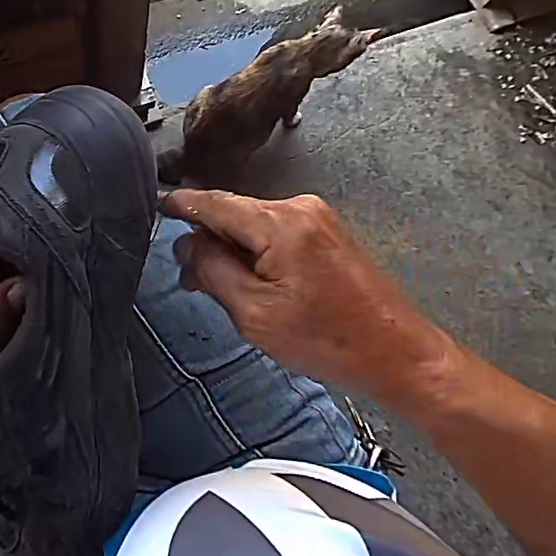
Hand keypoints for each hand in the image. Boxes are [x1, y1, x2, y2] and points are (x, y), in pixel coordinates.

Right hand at [162, 190, 456, 403]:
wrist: (397, 352)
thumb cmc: (327, 340)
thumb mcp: (254, 313)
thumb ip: (212, 271)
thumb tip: (186, 245)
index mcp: (280, 223)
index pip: (215, 203)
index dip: (182, 205)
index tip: (158, 207)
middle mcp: (299, 208)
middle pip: (235, 213)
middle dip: (209, 241)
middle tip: (189, 278)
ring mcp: (317, 217)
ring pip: (254, 225)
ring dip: (233, 250)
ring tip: (219, 289)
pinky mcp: (327, 232)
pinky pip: (277, 233)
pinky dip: (257, 252)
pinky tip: (250, 281)